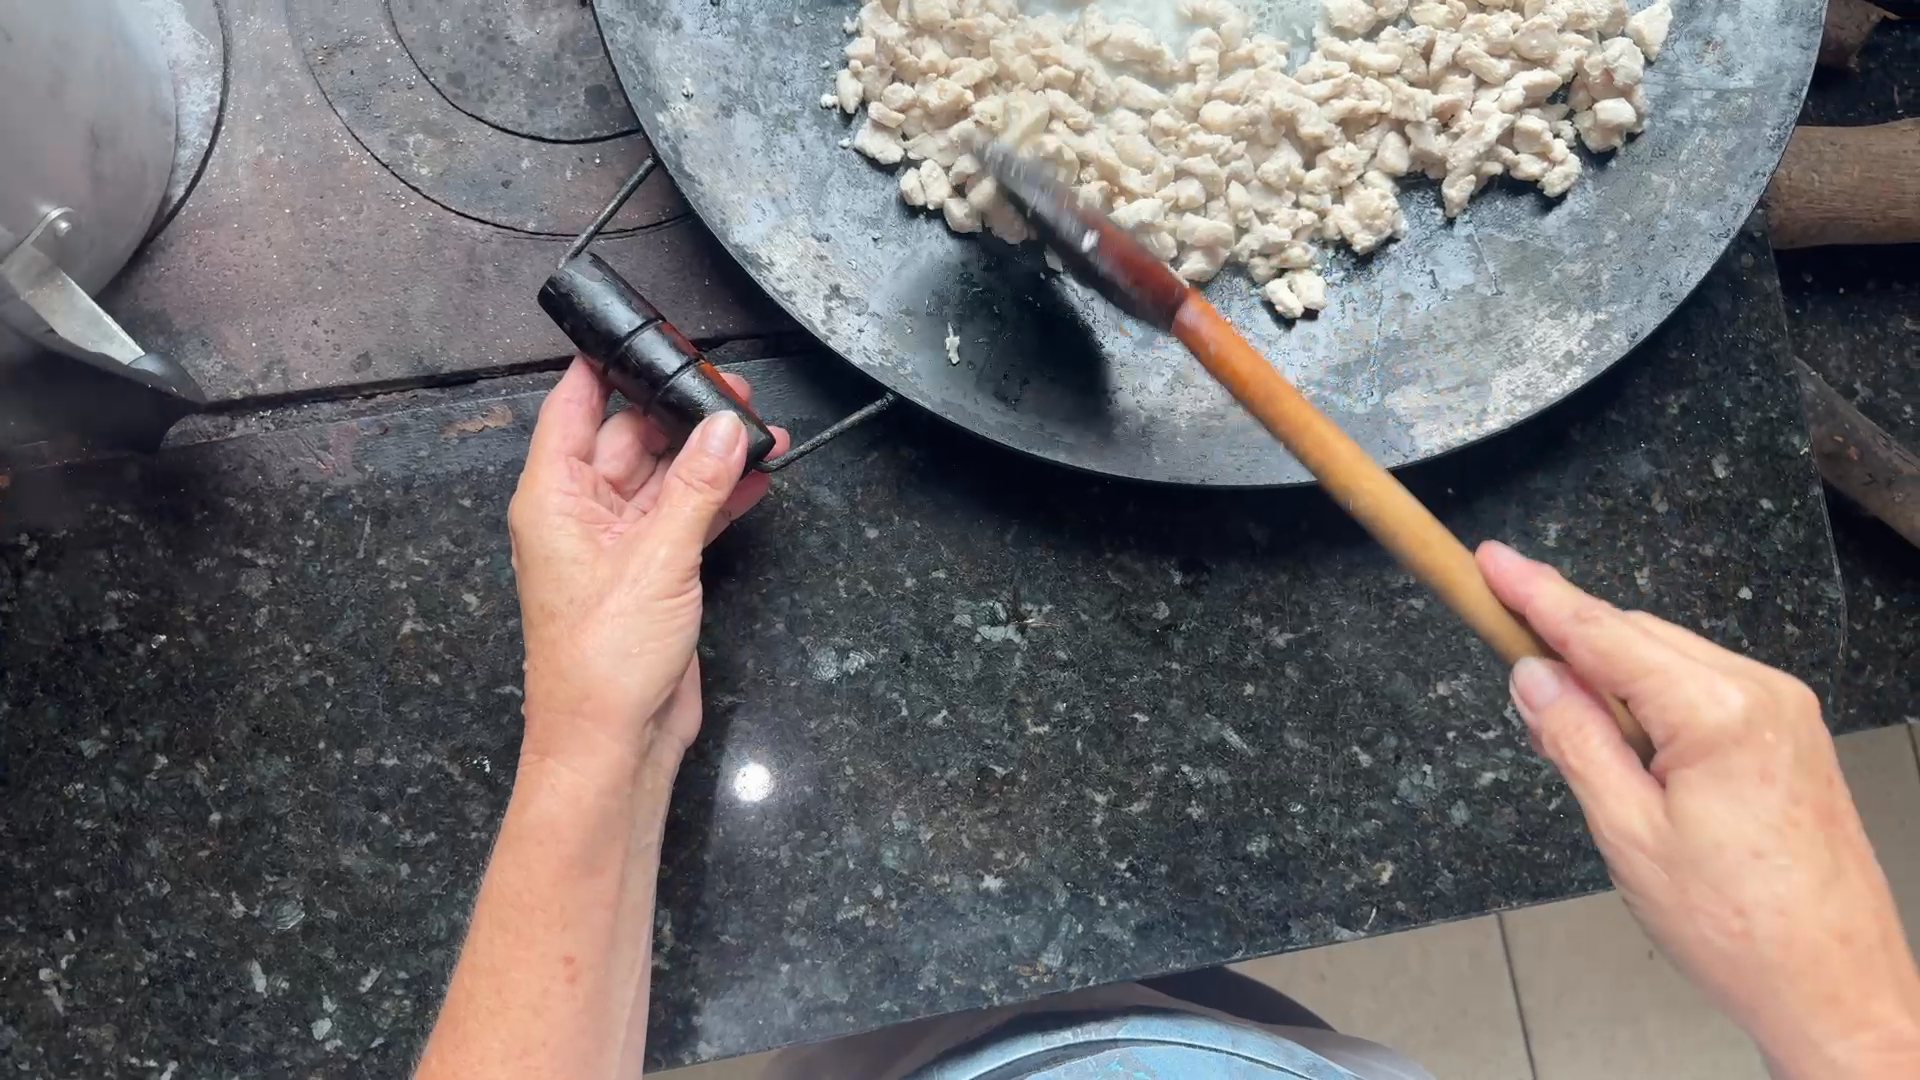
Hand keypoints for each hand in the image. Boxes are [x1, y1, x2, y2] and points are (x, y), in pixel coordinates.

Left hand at [507, 357, 787, 784]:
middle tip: (737, 391)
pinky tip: (758, 476)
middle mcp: (586, 510)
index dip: (609, 365)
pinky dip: (721, 496)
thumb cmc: (608, 654)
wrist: (618, 738)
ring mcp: (624, 539)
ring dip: (710, 455)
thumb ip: (696, 489)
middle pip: (633, 436)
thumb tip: (729, 426)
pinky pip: (689, 514)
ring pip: (669, 476)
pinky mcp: (658, 567)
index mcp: (556, 496)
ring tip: (759, 428)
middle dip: (682, 412)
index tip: (654, 337)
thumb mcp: (655, 560)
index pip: (576, 406)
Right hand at [1477, 541, 1919, 1079]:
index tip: (1489, 557)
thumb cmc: (1728, 922)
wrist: (1841, 995)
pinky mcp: (1783, 734)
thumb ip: (1572, 737)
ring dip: (1594, 667)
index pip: (1599, 632)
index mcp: (1716, 713)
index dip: (1535, 591)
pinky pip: (1686, 681)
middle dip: (1560, 634)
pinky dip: (1633, 690)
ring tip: (1559, 721)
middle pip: (1628, 633)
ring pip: (1656, 654)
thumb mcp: (1623, 826)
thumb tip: (1529, 672)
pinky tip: (1612, 732)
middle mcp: (1759, 694)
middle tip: (1502, 655)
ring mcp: (1780, 711)